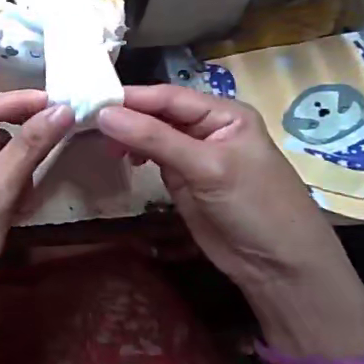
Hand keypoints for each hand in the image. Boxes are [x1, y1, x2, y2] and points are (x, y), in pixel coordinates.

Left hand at [0, 89, 73, 333]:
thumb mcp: (0, 190)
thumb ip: (31, 145)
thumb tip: (64, 109)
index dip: (24, 101)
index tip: (62, 101)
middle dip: (18, 126)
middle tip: (56, 125)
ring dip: (12, 155)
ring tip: (28, 184)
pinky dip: (3, 172)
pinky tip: (17, 196)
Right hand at [97, 85, 363, 357]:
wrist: (278, 267)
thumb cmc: (254, 207)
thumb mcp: (207, 167)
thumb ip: (155, 139)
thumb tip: (104, 114)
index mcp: (223, 113)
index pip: (169, 96)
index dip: (132, 98)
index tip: (92, 101)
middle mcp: (207, 128)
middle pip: (157, 113)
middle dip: (125, 116)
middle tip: (85, 121)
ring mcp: (194, 155)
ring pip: (152, 135)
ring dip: (126, 135)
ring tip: (99, 141)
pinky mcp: (183, 180)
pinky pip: (152, 158)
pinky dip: (134, 154)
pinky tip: (120, 158)